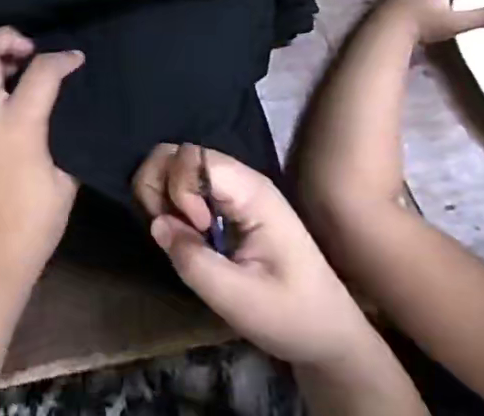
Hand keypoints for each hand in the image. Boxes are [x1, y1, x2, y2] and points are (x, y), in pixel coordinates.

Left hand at [0, 27, 84, 285]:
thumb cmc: (33, 224)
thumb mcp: (66, 179)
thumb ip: (65, 136)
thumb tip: (69, 112)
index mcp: (15, 125)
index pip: (41, 71)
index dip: (64, 59)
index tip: (78, 60)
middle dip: (6, 37)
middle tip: (31, 49)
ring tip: (16, 64)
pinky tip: (6, 93)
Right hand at [132, 144, 378, 368]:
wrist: (327, 331)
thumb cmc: (291, 315)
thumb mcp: (240, 300)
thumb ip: (194, 261)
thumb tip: (155, 223)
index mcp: (250, 191)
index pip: (193, 157)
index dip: (180, 189)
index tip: (198, 232)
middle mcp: (239, 179)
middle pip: (179, 153)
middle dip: (160, 186)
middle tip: (172, 231)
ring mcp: (232, 189)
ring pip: (177, 165)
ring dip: (162, 195)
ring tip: (178, 236)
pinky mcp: (226, 204)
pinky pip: (186, 185)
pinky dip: (171, 204)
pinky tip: (185, 237)